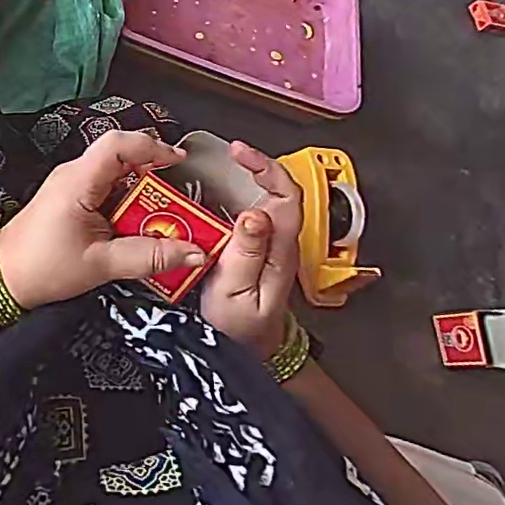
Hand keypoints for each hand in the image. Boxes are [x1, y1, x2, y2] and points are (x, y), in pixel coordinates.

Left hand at [0, 130, 206, 309]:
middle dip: (154, 172)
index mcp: (78, 181)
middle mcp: (75, 174)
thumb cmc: (42, 267)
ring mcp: (73, 183)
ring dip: (143, 188)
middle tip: (177, 196)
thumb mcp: (101, 264)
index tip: (178, 160)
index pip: (118, 144)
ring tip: (163, 213)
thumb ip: (148, 257)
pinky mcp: (74, 196)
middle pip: (122, 154)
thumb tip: (191, 252)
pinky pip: (109, 187)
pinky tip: (139, 222)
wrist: (2, 277)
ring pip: (118, 171)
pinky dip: (130, 200)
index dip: (152, 146)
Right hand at [199, 141, 302, 354]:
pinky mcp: (256, 249)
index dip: (267, 168)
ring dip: (249, 176)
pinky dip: (237, 194)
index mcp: (279, 249)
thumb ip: (246, 253)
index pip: (287, 196)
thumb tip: (253, 213)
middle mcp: (279, 242)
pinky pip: (252, 212)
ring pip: (267, 199)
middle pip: (280, 191)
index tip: (240, 154)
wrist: (246, 351)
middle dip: (258, 164)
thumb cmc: (239, 328)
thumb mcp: (236, 291)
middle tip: (231, 152)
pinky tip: (218, 192)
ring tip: (224, 163)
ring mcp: (269, 245)